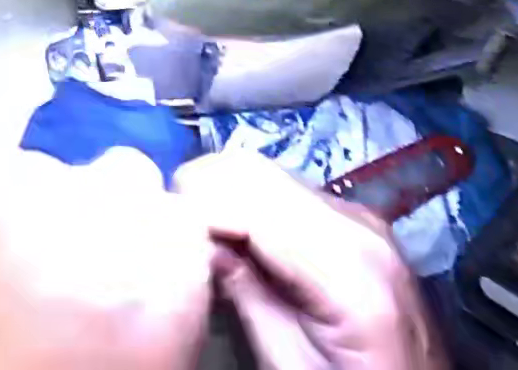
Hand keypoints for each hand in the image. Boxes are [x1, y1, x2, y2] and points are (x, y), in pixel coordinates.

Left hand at [0, 147, 214, 369]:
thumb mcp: (143, 358)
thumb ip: (160, 297)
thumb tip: (155, 264)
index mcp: (169, 267)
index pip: (182, 216)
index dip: (153, 243)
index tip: (128, 267)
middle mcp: (112, 202)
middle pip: (128, 174)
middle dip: (107, 209)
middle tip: (69, 257)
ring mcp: (40, 173)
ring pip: (61, 168)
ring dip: (46, 204)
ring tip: (12, 254)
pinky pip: (3, 161)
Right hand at [173, 151, 441, 369]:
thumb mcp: (292, 366)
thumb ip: (245, 295)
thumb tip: (192, 238)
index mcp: (352, 274)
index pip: (253, 205)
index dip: (197, 205)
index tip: (159, 222)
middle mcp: (358, 226)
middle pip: (254, 171)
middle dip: (201, 185)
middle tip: (168, 219)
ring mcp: (358, 215)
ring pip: (262, 167)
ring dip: (218, 184)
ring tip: (193, 221)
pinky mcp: (352, 215)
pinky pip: (280, 182)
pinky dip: (242, 192)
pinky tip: (227, 223)